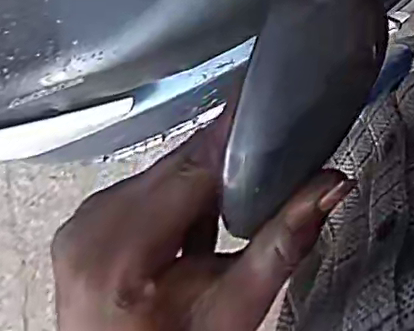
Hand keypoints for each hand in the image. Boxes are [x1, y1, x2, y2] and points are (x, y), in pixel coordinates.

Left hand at [52, 117, 352, 330]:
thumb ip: (283, 244)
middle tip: (259, 186)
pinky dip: (177, 197)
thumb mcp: (232, 313)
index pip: (197, 159)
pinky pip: (146, 186)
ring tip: (222, 222)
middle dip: (225, 169)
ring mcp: (83, 223)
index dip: (241, 134)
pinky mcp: (85, 225)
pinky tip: (192, 229)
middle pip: (182, 162)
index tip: (271, 103)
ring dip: (202, 182)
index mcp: (120, 246)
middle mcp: (92, 224)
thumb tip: (330, 186)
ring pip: (167, 169)